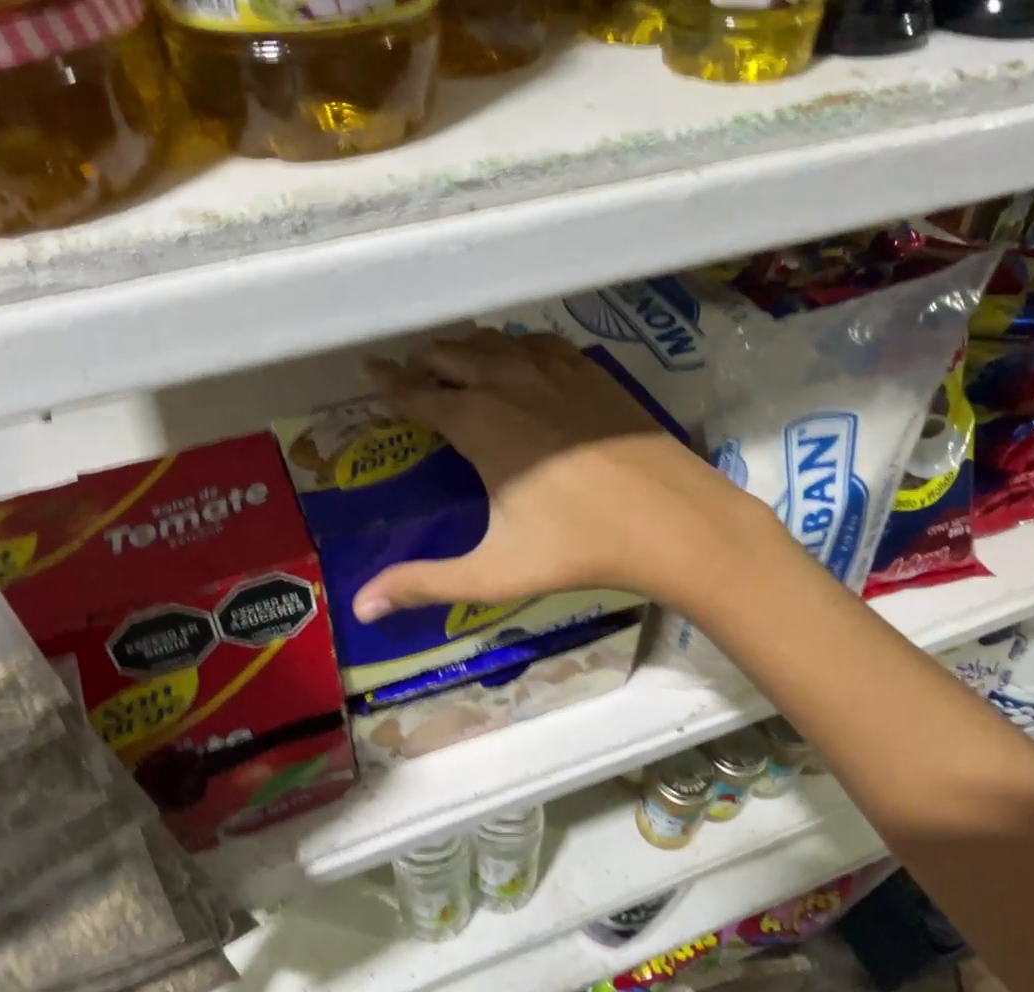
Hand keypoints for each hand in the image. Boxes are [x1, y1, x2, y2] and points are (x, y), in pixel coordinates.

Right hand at [353, 329, 764, 621]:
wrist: (672, 521)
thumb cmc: (578, 548)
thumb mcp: (494, 572)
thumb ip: (424, 583)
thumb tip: (361, 606)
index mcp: (478, 424)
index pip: (418, 393)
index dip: (388, 383)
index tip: (368, 370)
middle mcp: (510, 384)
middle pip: (452, 356)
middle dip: (423, 360)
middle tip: (406, 370)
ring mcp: (556, 373)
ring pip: (495, 343)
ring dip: (465, 347)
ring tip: (450, 358)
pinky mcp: (592, 374)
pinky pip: (539, 343)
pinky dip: (514, 345)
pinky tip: (518, 355)